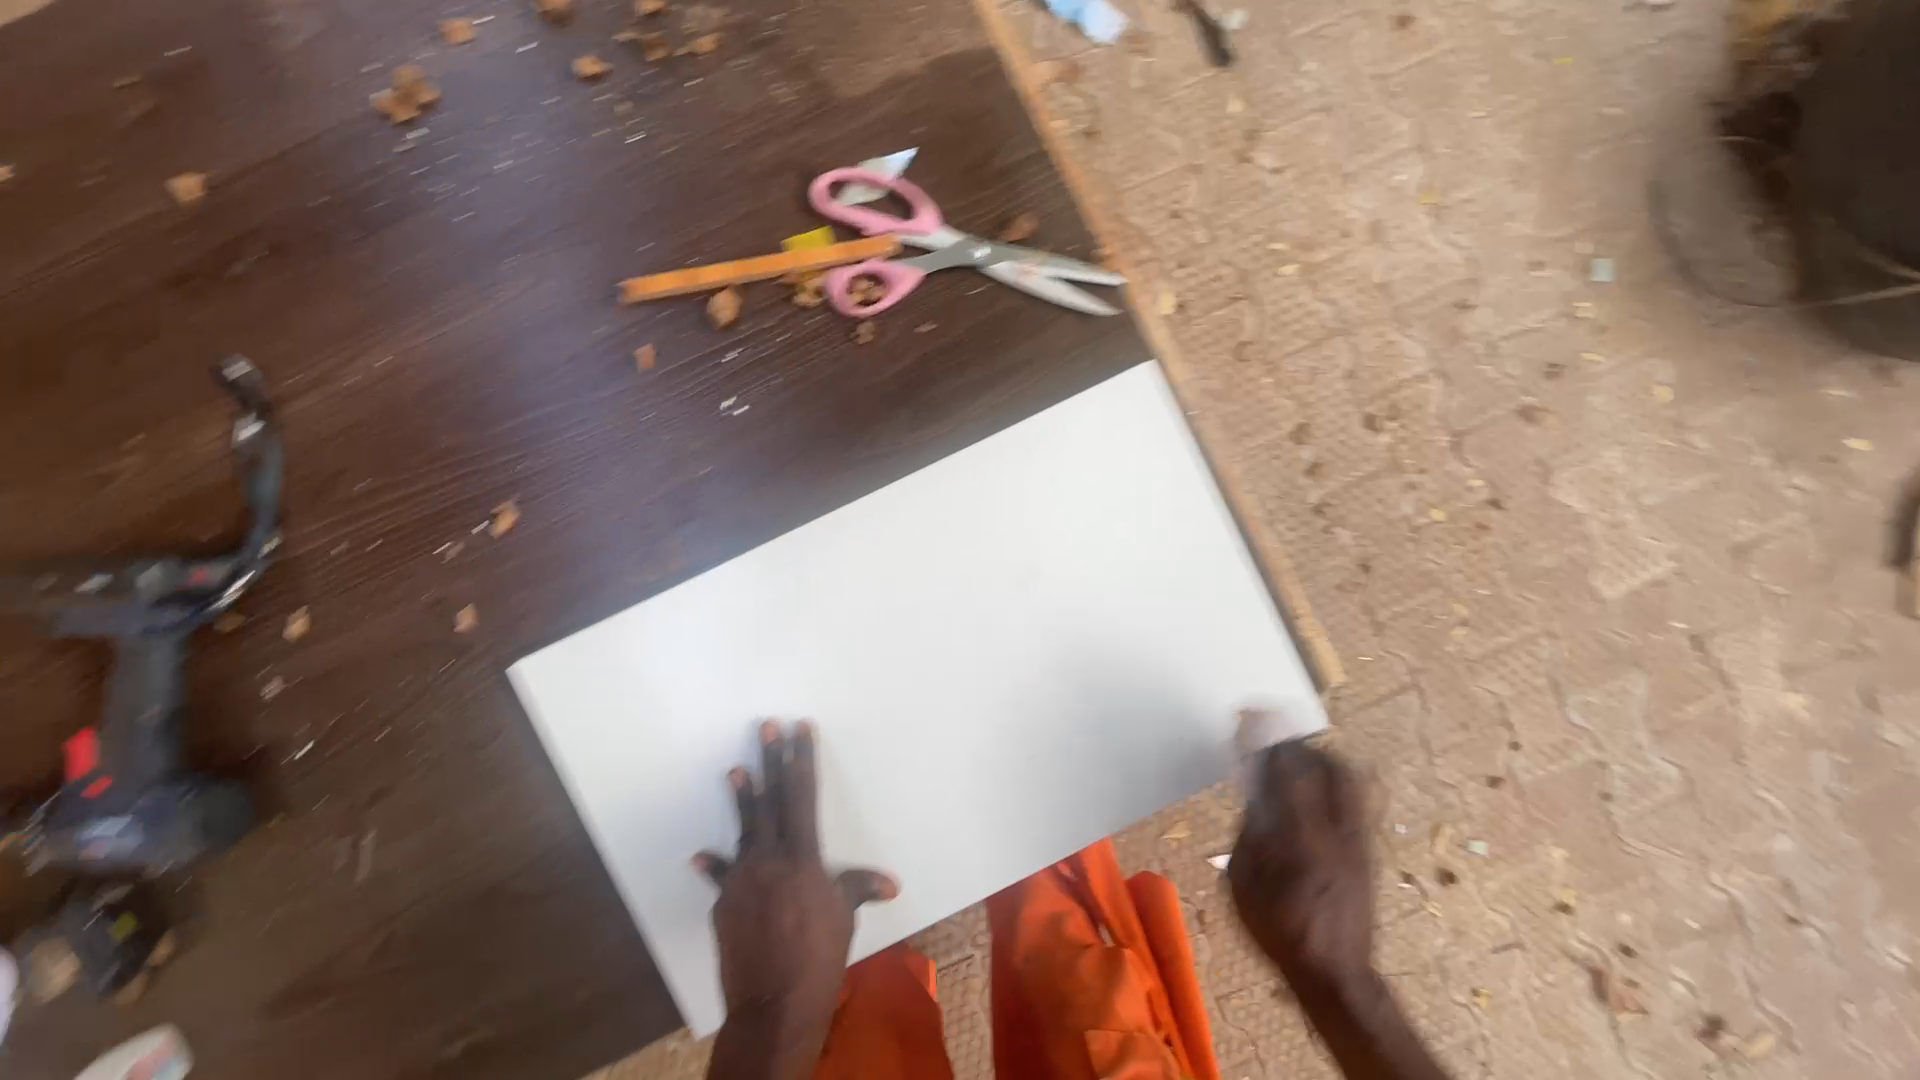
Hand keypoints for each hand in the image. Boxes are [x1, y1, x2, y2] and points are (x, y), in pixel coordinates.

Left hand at [696, 721, 896, 1077]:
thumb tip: (889, 883)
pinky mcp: (724, 904)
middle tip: (766, 727)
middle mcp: (768, 860)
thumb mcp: (844, 917)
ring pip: (744, 830)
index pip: (803, 796)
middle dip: (770, 761)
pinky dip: (716, 864)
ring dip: (741, 798)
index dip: (801, 760)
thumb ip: (857, 889)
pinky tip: (703, 855)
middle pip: (770, 800)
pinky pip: (722, 876)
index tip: (799, 730)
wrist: (774, 1003)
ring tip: (734, 770)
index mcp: (802, 858)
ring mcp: (741, 881)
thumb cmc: (819, 957)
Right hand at [1227, 734, 1373, 987]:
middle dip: (1301, 745)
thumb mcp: (1244, 883)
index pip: (1288, 772)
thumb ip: (1250, 834)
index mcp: (1299, 841)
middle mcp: (1336, 833)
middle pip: (1330, 766)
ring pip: (1350, 779)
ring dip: (1322, 760)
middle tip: (1277, 742)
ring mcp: (1359, 841)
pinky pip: (1356, 798)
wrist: (1335, 974)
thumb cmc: (1278, 932)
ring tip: (1297, 760)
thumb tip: (1256, 797)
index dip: (1269, 742)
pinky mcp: (1369, 851)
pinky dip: (1334, 781)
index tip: (1251, 721)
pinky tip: (1315, 790)